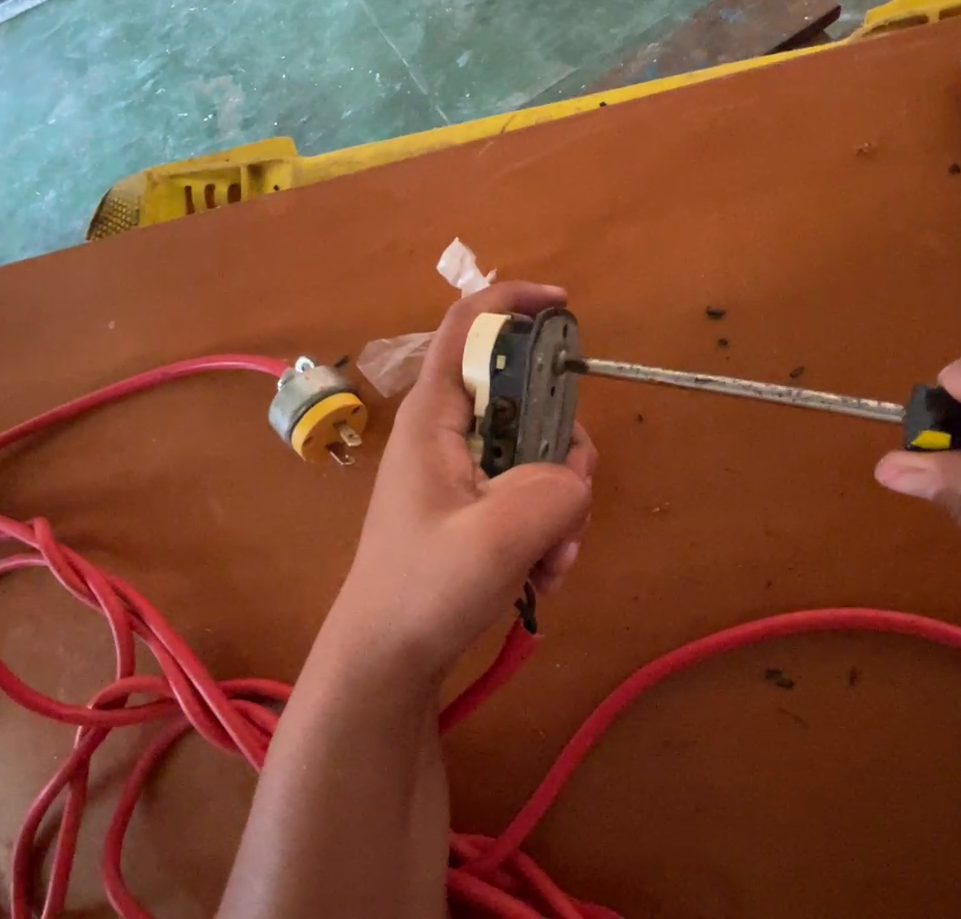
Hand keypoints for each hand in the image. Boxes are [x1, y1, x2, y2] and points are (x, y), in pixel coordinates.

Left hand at [323, 282, 597, 687]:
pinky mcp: (475, 509)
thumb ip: (554, 490)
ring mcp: (462, 474)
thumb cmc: (423, 590)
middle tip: (569, 506)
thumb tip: (574, 477)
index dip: (512, 301)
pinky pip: (530, 496)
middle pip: (525, 399)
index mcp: (434, 416)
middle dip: (563, 450)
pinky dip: (548, 530)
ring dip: (561, 507)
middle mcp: (448, 434)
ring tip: (550, 563)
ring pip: (538, 455)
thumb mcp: (497, 538)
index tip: (565, 308)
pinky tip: (543, 576)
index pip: (466, 326)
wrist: (386, 660)